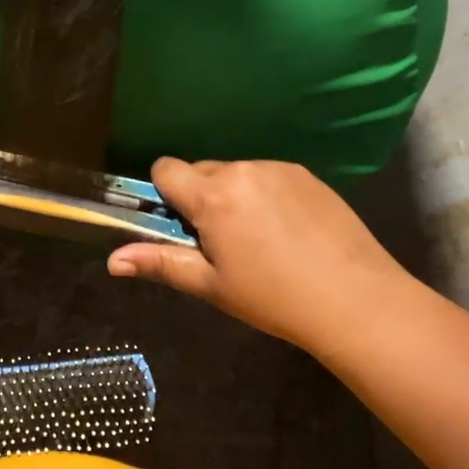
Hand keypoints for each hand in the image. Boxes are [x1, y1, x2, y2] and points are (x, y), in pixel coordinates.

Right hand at [108, 158, 406, 348]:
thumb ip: (159, 263)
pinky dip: (266, 196)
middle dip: (201, 198)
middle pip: (201, 171)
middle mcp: (241, 170)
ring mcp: (277, 169)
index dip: (165, 193)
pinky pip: (268, 176)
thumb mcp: (211, 286)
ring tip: (261, 241)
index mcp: (212, 195)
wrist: (356, 300)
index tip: (181, 225)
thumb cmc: (273, 298)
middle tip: (222, 243)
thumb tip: (112, 260)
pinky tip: (289, 233)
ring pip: (236, 174)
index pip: (165, 168)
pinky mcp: (306, 174)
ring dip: (235, 196)